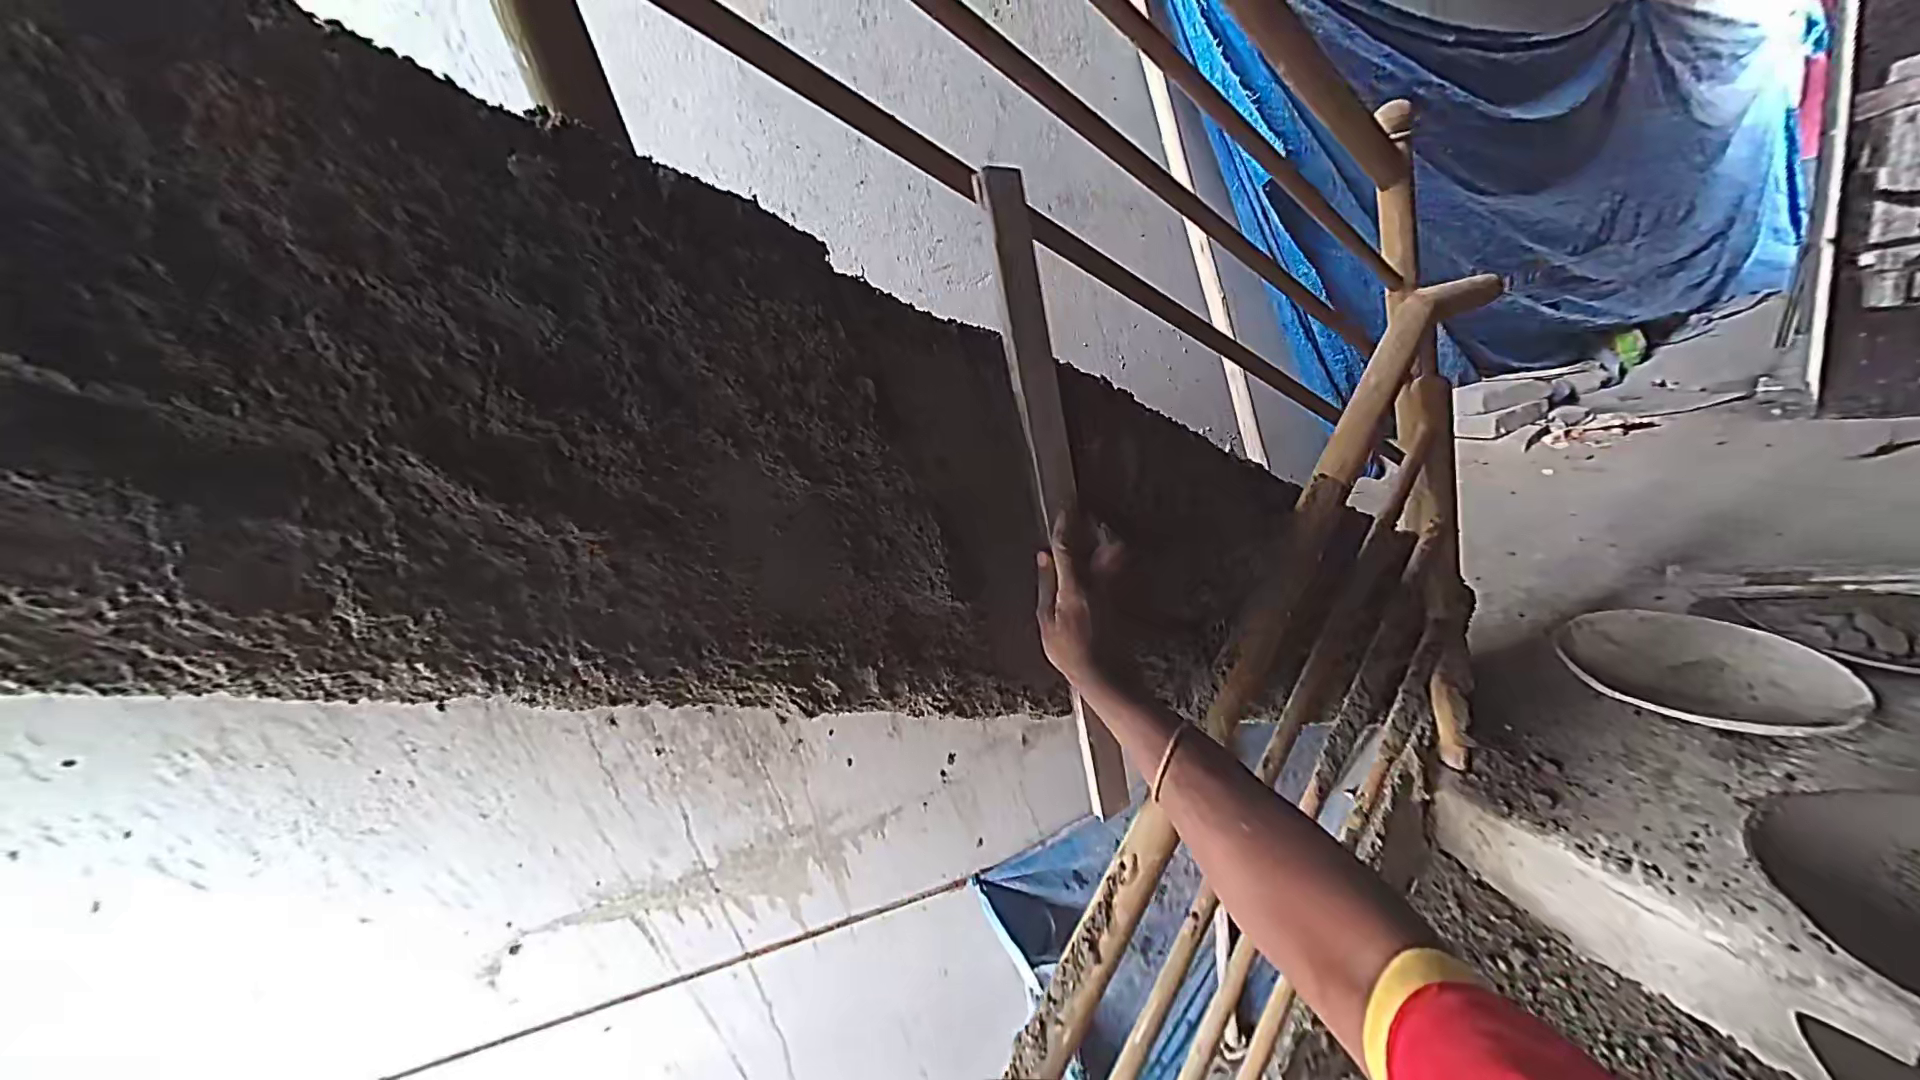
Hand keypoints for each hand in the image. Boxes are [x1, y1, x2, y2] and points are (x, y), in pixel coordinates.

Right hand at [1035, 509, 1128, 692]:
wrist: (1105, 675)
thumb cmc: (1071, 654)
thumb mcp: (1047, 622)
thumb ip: (1046, 585)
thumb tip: (1044, 558)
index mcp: (1074, 589)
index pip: (1067, 548)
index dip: (1064, 526)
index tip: (1063, 511)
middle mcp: (1098, 585)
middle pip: (1098, 543)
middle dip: (1091, 525)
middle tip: (1083, 513)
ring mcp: (1114, 590)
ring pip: (1113, 553)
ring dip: (1104, 538)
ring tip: (1094, 530)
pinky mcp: (1124, 598)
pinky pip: (1118, 568)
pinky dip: (1111, 557)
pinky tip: (1103, 559)